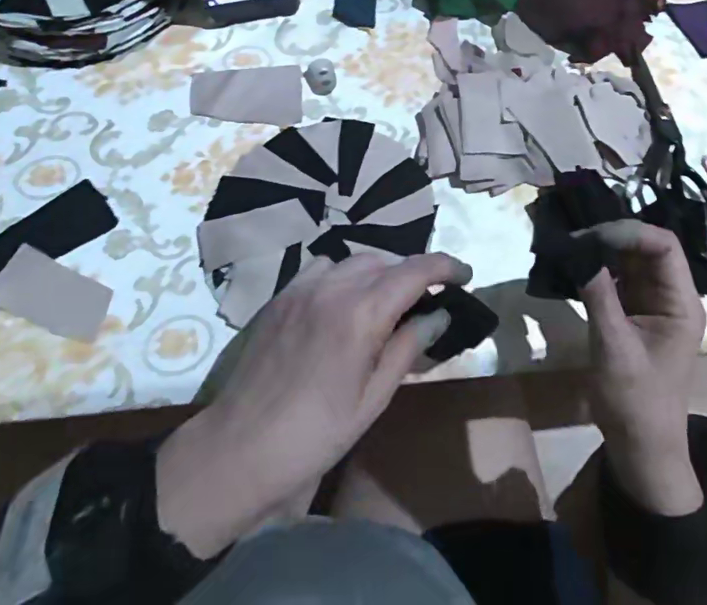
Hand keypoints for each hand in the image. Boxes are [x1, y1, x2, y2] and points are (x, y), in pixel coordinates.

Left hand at [156, 251, 469, 555]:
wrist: (240, 446)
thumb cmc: (316, 433)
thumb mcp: (374, 397)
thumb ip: (408, 347)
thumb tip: (438, 315)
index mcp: (361, 313)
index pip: (415, 270)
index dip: (446, 266)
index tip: (465, 274)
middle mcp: (333, 287)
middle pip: (385, 260)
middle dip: (412, 271)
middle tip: (428, 298)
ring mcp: (302, 288)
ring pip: (352, 260)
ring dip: (378, 270)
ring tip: (387, 299)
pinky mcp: (280, 296)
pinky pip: (321, 268)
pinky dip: (344, 274)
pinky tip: (344, 302)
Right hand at [576, 221, 705, 515]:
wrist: (640, 446)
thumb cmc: (635, 402)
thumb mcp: (614, 348)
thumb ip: (598, 296)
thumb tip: (577, 251)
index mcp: (681, 303)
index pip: (664, 246)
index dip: (630, 233)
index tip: (592, 237)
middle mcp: (670, 296)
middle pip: (646, 247)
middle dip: (611, 237)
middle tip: (573, 240)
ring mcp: (651, 303)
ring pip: (629, 259)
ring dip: (601, 250)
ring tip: (569, 247)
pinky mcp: (632, 312)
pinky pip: (617, 277)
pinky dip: (596, 267)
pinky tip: (573, 265)